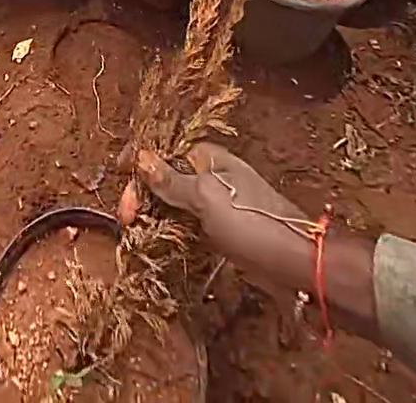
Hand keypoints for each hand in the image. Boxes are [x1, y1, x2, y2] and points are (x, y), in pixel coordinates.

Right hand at [119, 144, 316, 300]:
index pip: (163, 151)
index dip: (139, 161)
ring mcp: (214, 203)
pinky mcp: (218, 229)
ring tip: (134, 229)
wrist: (296, 264)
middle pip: (164, 176)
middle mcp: (209, 175)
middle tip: (126, 218)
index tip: (119, 173)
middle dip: (142, 192)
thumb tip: (141, 156)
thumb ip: (171, 180)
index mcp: (207, 157)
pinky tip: (154, 238)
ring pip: (172, 201)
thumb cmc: (251, 221)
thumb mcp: (206, 196)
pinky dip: (168, 228)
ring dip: (152, 212)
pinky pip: (184, 223)